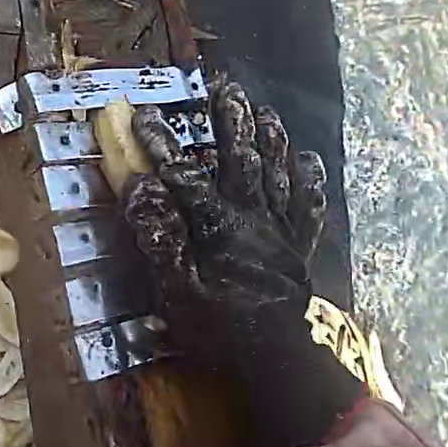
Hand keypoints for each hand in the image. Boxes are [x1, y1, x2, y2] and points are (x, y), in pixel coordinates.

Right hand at [121, 78, 360, 446]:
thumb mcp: (176, 290)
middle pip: (242, 157)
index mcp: (218, 225)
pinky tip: (308, 161)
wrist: (280, 359)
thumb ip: (159, 237)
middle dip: (230, 120)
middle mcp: (253, 216)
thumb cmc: (221, 328)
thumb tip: (139, 188)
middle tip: (223, 87)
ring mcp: (281, 229)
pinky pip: (308, 205)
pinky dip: (308, 181)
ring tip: (263, 109)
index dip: (161, 143)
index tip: (141, 114)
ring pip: (278, 171)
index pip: (185, 173)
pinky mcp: (300, 246)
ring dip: (270, 137)